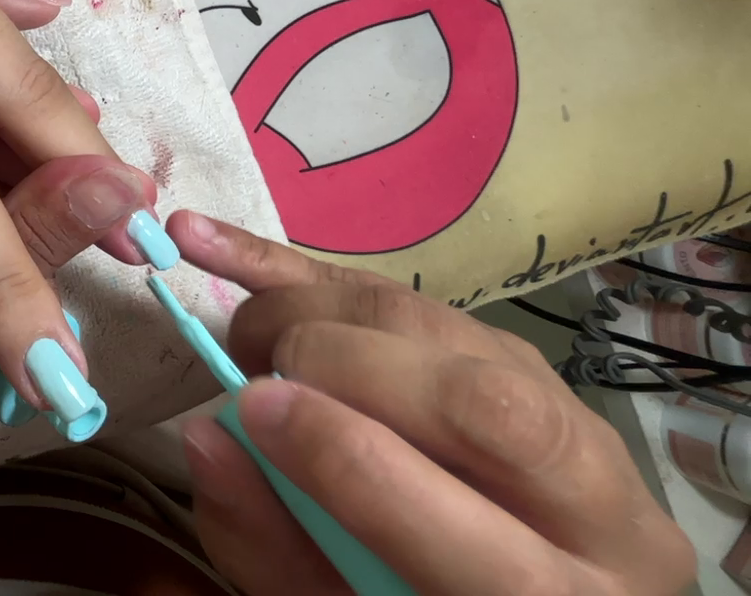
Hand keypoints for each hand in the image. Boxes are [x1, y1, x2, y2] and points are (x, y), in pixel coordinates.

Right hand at [166, 212, 695, 595]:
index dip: (336, 449)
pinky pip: (392, 289)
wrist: (504, 587)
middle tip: (246, 368)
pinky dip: (288, 265)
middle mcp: (594, 504)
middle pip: (476, 400)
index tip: (244, 406)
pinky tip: (206, 238)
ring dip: (309, 307)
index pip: (461, 517)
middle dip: (331, 360)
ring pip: (430, 319)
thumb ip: (268, 543)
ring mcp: (561, 407)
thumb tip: (204, 435)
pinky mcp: (501, 348)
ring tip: (246, 340)